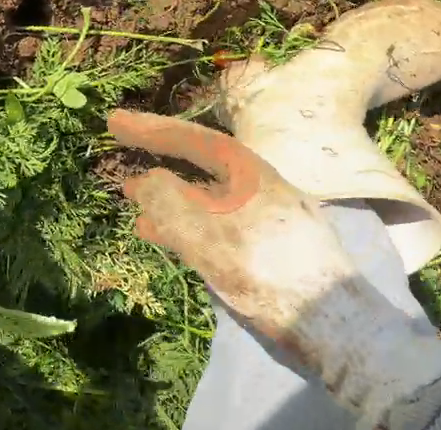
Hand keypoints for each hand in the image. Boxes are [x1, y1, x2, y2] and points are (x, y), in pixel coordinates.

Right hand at [108, 109, 360, 343]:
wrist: (328, 320)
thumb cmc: (260, 261)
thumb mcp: (199, 227)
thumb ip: (163, 197)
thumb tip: (146, 181)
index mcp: (242, 166)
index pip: (186, 136)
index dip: (147, 128)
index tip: (112, 120)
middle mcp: (252, 182)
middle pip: (195, 160)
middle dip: (156, 155)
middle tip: (122, 143)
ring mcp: (260, 213)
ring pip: (200, 194)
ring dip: (164, 193)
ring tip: (131, 196)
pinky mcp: (263, 244)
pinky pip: (210, 220)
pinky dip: (181, 220)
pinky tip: (159, 233)